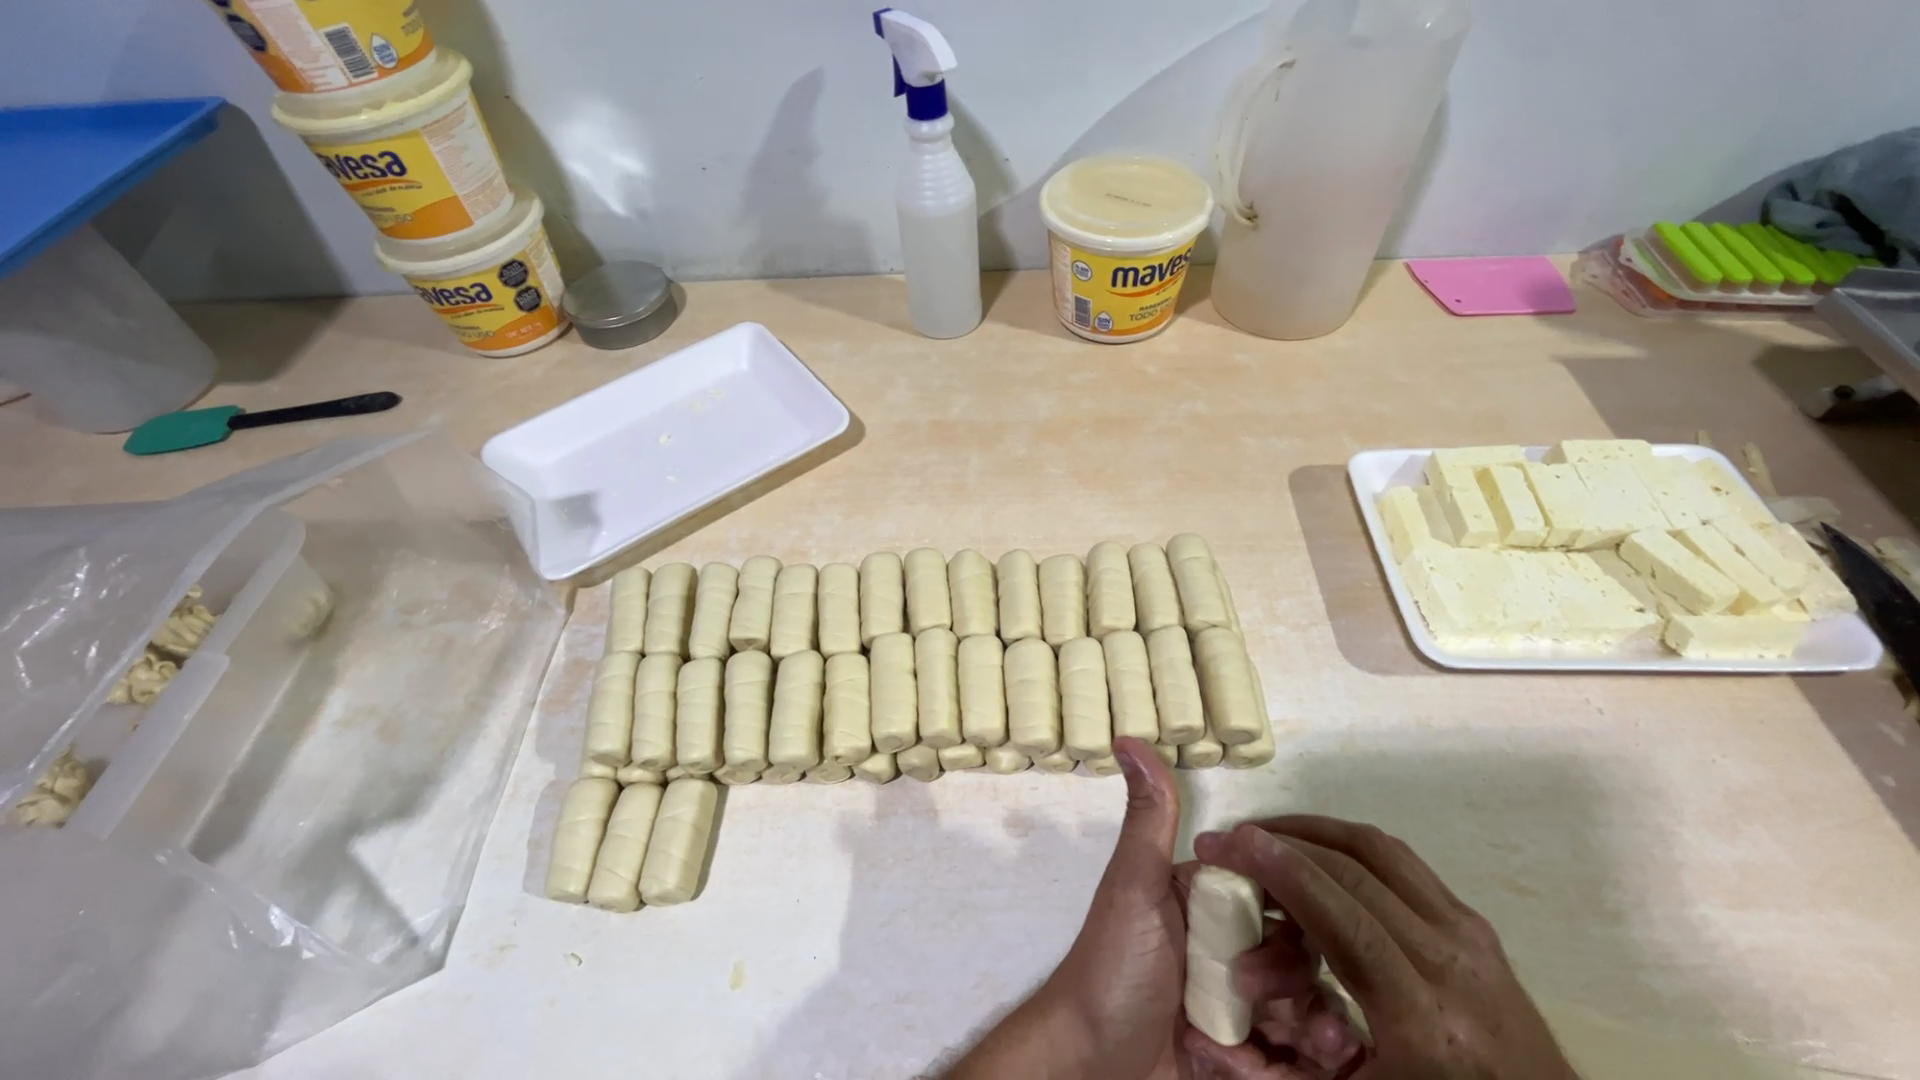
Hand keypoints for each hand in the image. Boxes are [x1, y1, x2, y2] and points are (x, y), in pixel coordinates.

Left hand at [945, 740, 1340, 1079]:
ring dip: (1311, 1031)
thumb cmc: (1113, 967)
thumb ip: (1148, 819)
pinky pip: (1299, 1057)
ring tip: (1291, 1050)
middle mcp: (1237, 947)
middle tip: (1256, 1000)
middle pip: (1305, 955)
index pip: (1285, 894)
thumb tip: (1128, 737)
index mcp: (1216, 902)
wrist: (1092, 1062)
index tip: (1293, 930)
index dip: (1302, 911)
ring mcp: (1245, 1003)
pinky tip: (1270, 1071)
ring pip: (1312, 1008)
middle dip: (1294, 981)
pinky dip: (1294, 1067)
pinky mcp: (1250, 1054)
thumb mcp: (1133, 887)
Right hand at [1189, 817, 1578, 1079]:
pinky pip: (1400, 863)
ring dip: (1313, 832)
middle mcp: (1450, 964)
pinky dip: (1345, 846)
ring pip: (1379, 850)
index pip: (1344, 918)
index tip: (1229, 843)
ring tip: (1263, 838)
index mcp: (1422, 1021)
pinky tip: (1313, 856)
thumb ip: (1284, 1067)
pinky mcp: (1473, 925)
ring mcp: (1468, 936)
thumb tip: (1216, 1023)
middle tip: (1229, 840)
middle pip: (1355, 872)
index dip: (1282, 871)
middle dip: (1281, 843)